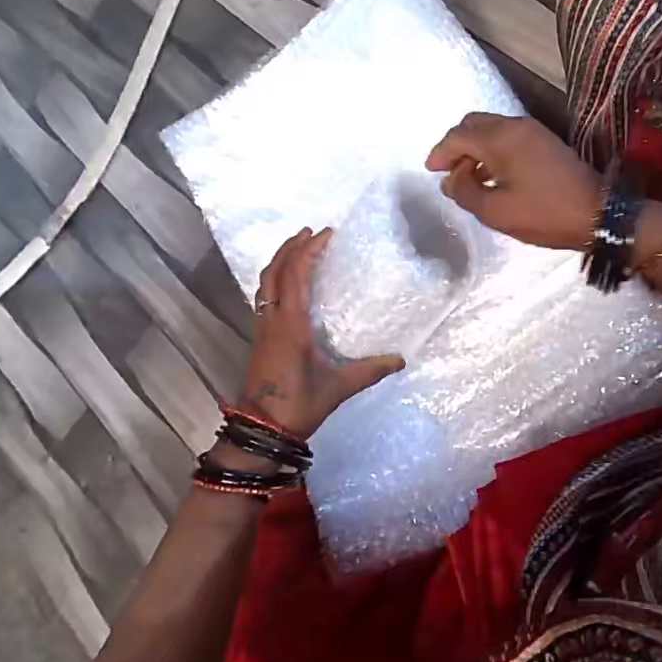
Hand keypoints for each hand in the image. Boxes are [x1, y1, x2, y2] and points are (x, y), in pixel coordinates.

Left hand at [239, 227, 404, 438]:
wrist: (262, 429)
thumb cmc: (300, 404)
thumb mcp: (340, 387)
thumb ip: (371, 371)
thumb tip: (401, 360)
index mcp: (291, 325)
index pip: (296, 275)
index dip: (308, 251)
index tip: (325, 234)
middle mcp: (273, 320)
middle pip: (275, 272)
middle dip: (290, 248)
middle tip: (310, 232)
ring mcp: (263, 328)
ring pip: (265, 283)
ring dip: (280, 262)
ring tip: (298, 249)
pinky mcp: (260, 338)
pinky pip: (264, 297)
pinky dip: (275, 280)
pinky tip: (288, 284)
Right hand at [425, 113, 599, 249]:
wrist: (598, 213)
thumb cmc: (543, 214)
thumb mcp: (495, 211)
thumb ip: (465, 192)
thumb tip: (450, 179)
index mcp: (501, 139)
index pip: (458, 135)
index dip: (440, 152)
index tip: (431, 171)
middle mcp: (516, 126)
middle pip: (473, 124)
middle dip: (455, 145)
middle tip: (447, 171)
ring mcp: (533, 131)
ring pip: (491, 129)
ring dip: (474, 148)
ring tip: (467, 177)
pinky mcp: (545, 141)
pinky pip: (507, 136)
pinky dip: (491, 150)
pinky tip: (491, 174)